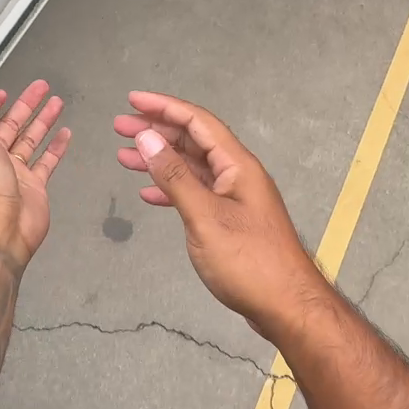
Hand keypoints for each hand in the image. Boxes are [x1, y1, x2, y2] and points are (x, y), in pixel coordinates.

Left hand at [0, 80, 72, 271]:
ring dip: (44, 120)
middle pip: (12, 125)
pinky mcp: (35, 186)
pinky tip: (66, 133)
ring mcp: (16, 173)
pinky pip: (48, 161)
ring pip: (32, 139)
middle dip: (26, 104)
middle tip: (42, 87)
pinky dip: (57, 147)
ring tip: (58, 102)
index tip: (5, 92)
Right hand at [115, 92, 329, 336]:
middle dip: (156, 130)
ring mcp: (234, 197)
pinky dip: (171, 189)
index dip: (163, 107)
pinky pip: (195, 192)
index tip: (132, 100)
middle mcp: (237, 173)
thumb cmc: (249, 261)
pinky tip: (149, 193)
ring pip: (192, 166)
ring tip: (124, 157)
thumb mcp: (205, 217)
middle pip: (193, 140)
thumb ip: (174, 176)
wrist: (288, 308)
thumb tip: (147, 137)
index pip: (196, 121)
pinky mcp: (231, 220)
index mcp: (237, 164)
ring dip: (159, 159)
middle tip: (120, 127)